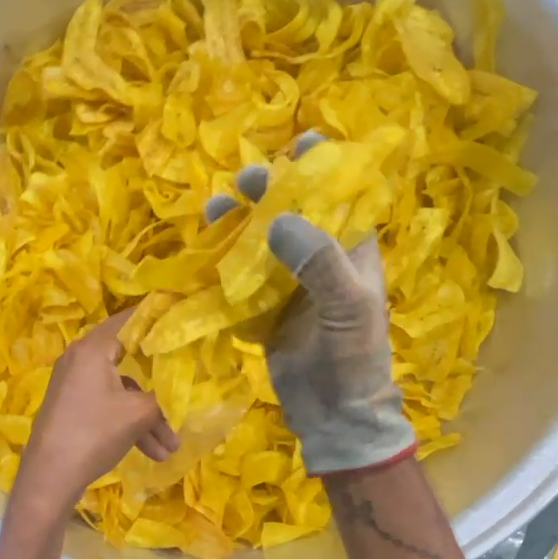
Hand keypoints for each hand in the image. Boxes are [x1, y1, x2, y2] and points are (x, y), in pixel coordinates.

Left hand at [14, 311, 180, 511]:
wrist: (49, 477)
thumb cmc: (93, 433)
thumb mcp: (138, 414)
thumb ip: (162, 396)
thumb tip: (176, 391)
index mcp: (92, 349)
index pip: (129, 320)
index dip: (156, 320)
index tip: (181, 322)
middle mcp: (79, 360)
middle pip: (128, 361)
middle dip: (158, 383)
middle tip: (186, 381)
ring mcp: (73, 386)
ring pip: (121, 394)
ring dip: (147, 419)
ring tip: (170, 448)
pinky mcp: (71, 409)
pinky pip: (108, 409)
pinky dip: (128, 426)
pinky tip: (152, 453)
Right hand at [205, 132, 414, 476]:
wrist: (334, 415)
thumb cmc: (353, 357)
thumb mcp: (347, 304)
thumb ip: (317, 260)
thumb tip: (277, 219)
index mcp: (351, 254)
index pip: (339, 199)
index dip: (322, 169)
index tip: (299, 143)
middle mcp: (319, 265)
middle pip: (292, 217)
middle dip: (268, 194)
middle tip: (244, 179)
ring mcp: (289, 292)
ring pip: (260, 249)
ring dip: (238, 229)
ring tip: (214, 210)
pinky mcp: (265, 318)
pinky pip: (241, 288)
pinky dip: (222, 273)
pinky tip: (204, 258)